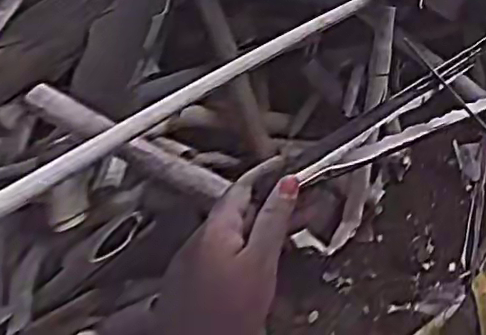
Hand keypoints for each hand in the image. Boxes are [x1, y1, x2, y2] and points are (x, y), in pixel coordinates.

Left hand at [119, 164, 298, 334]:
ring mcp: (187, 269)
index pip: (242, 187)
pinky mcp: (187, 292)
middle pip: (237, 212)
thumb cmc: (226, 320)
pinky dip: (242, 252)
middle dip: (269, 206)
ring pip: (229, 236)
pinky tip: (257, 265)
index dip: (267, 173)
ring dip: (257, 230)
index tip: (285, 166)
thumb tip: (287, 182)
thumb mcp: (260, 263)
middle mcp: (195, 244)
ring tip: (286, 235)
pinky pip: (219, 258)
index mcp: (212, 230)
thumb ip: (274, 219)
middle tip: (299, 204)